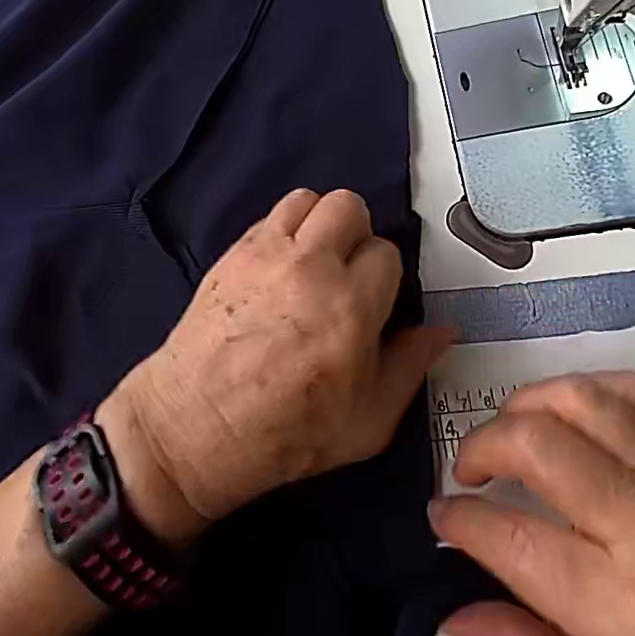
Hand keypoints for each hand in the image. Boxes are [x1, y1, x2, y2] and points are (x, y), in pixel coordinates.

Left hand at [95, 188, 451, 544]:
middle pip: (348, 207)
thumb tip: (440, 331)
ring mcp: (262, 256)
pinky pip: (266, 218)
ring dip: (318, 224)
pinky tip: (278, 269)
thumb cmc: (283, 435)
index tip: (372, 301)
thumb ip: (409, 368)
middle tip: (346, 272)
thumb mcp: (367, 423)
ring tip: (313, 261)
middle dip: (356, 235)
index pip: (386, 252)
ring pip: (306, 200)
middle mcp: (307, 268)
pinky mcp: (229, 256)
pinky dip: (281, 232)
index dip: (384, 277)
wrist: (194, 426)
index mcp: (350, 307)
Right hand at [428, 373, 634, 635]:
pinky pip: (631, 396)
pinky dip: (581, 394)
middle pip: (539, 445)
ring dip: (522, 408)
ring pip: (582, 402)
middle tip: (467, 478)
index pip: (514, 541)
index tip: (441, 523)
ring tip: (506, 443)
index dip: (458, 522)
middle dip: (478, 448)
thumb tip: (446, 626)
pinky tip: (563, 426)